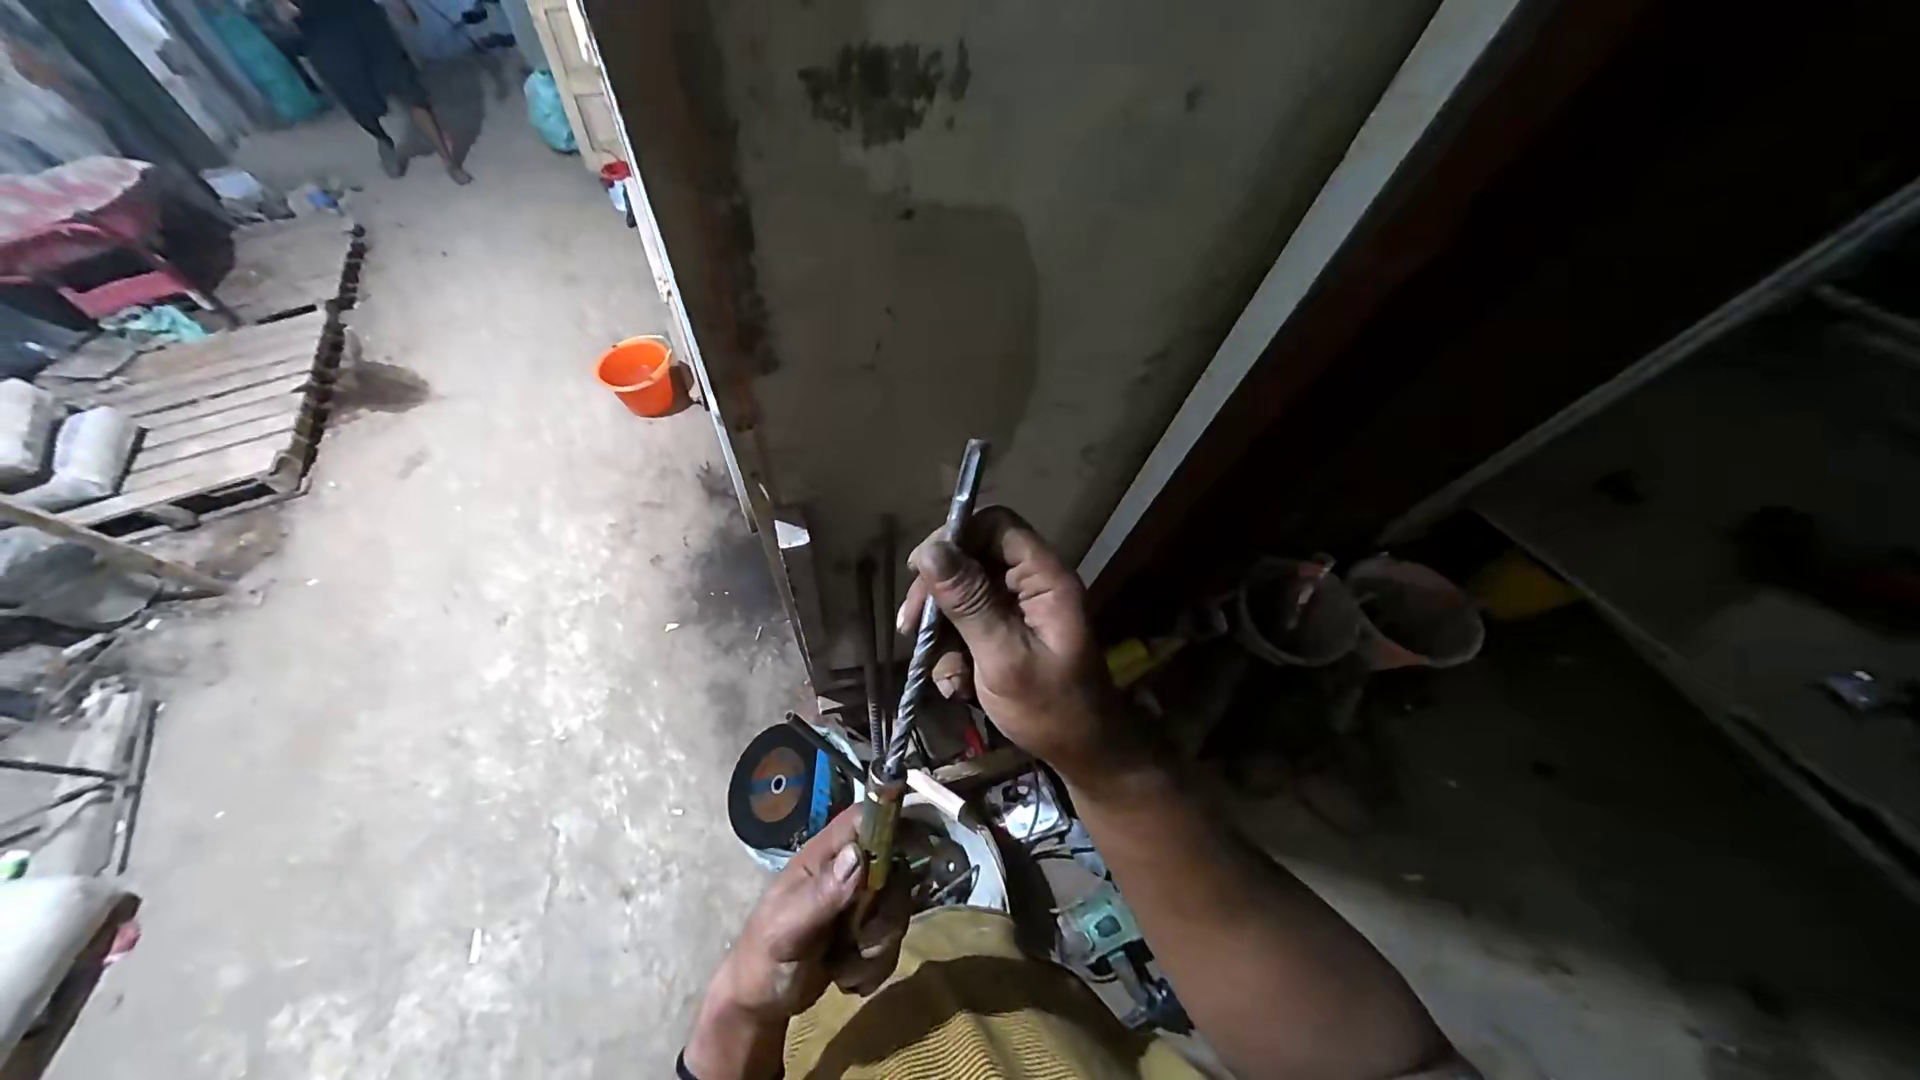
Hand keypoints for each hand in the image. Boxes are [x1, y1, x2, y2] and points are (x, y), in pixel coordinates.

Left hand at [685, 808, 907, 1078]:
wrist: (760, 1001)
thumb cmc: (764, 954)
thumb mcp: (787, 927)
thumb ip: (822, 892)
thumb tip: (858, 855)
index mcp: (827, 853)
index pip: (867, 817)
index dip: (896, 818)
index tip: (924, 841)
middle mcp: (851, 868)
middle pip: (896, 868)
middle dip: (887, 912)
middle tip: (862, 940)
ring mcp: (862, 899)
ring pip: (899, 909)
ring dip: (877, 948)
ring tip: (842, 966)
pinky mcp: (871, 930)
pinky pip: (895, 943)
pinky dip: (874, 968)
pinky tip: (845, 977)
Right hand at [897, 507, 1140, 784]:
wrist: (1083, 754)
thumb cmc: (1051, 708)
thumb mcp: (1003, 656)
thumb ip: (968, 602)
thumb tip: (930, 550)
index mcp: (1044, 578)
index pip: (997, 525)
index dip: (955, 537)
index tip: (919, 570)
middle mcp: (1030, 585)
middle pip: (972, 559)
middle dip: (938, 594)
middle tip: (911, 625)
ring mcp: (1017, 609)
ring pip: (962, 596)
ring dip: (942, 632)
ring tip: (941, 670)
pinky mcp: (1004, 633)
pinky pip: (966, 626)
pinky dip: (953, 653)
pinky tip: (956, 686)